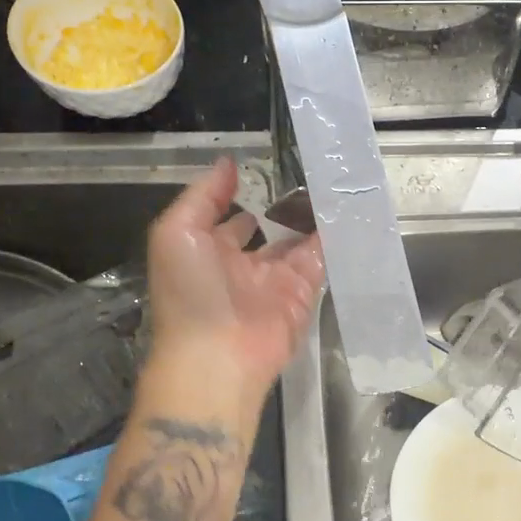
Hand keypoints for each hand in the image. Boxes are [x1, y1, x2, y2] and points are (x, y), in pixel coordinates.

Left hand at [145, 158, 325, 392]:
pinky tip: (344, 209)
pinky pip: (320, 262)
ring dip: (312, 218)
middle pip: (269, 231)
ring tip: (333, 181)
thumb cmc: (189, 292)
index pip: (231, 218)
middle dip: (285, 207)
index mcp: (207, 251)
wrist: (217, 356)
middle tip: (310, 172)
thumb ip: (203, 195)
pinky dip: (333, 239)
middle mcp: (242, 266)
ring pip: (298, 244)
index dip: (245, 195)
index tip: (268, 168)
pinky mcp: (303, 295)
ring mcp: (275, 281)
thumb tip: (230, 164)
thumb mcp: (177, 232)